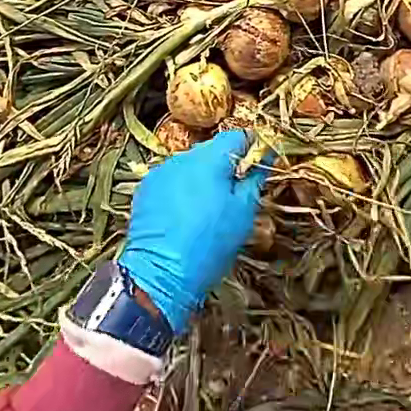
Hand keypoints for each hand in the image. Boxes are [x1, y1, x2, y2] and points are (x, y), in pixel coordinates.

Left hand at [118, 129, 270, 331]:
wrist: (160, 275)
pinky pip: (172, 179)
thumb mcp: (243, 211)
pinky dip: (182, 188)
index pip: (238, 135)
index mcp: (210, 158)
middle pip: (213, 149)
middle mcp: (183, 157)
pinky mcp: (145, 189)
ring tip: (209, 206)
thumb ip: (255, 177)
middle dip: (227, 165)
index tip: (258, 166)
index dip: (252, 147)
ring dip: (203, 177)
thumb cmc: (210, 242)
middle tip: (236, 192)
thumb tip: (265, 155)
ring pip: (191, 164)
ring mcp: (161, 172)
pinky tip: (186, 212)